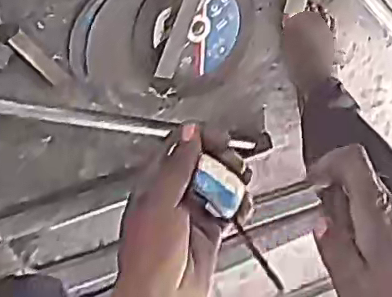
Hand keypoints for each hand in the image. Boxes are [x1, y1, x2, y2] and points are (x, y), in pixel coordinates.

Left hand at [113, 125, 250, 296]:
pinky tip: (242, 207)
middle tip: (233, 163)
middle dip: (223, 159)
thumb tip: (190, 132)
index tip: (219, 138)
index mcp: (155, 184)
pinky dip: (240, 204)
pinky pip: (230, 207)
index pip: (180, 146)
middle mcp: (174, 195)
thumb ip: (178, 165)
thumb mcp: (162, 203)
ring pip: (220, 182)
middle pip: (205, 162)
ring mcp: (193, 213)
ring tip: (241, 184)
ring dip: (235, 180)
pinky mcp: (210, 230)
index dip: (201, 138)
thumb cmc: (150, 259)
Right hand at [308, 145, 391, 296]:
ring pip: (372, 194)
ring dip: (349, 204)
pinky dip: (364, 220)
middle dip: (335, 186)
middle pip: (361, 173)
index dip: (328, 161)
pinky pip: (383, 213)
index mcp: (377, 211)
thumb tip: (320, 222)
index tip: (312, 181)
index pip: (353, 157)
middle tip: (318, 208)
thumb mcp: (354, 283)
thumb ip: (335, 247)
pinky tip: (358, 247)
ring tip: (334, 231)